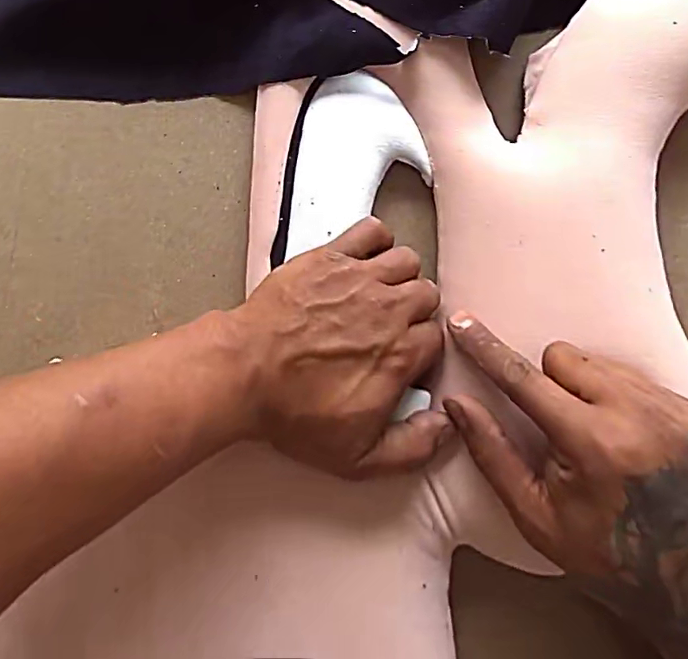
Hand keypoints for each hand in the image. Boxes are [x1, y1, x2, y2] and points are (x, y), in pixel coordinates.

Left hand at [228, 217, 450, 478]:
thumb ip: (412, 448)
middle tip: (391, 323)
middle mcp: (386, 309)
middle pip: (426, 294)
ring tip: (378, 291)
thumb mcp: (358, 456)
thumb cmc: (292, 410)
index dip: (421, 348)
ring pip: (406, 260)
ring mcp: (358, 278)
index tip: (403, 355)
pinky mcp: (330, 257)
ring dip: (399, 275)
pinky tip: (364, 257)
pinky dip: (375, 239)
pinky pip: (371, 231)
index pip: (436, 337)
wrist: (244, 372)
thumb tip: (444, 428)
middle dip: (415, 310)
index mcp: (399, 353)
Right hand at [442, 315, 687, 658]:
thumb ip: (492, 455)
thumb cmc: (617, 563)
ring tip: (608, 440)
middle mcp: (645, 422)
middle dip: (553, 384)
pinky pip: (649, 384)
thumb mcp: (539, 519)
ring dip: (595, 392)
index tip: (462, 323)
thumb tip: (457, 404)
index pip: (524, 379)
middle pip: (566, 358)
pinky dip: (635, 406)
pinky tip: (643, 446)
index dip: (486, 349)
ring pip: (606, 366)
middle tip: (565, 429)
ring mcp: (686, 419)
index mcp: (596, 447)